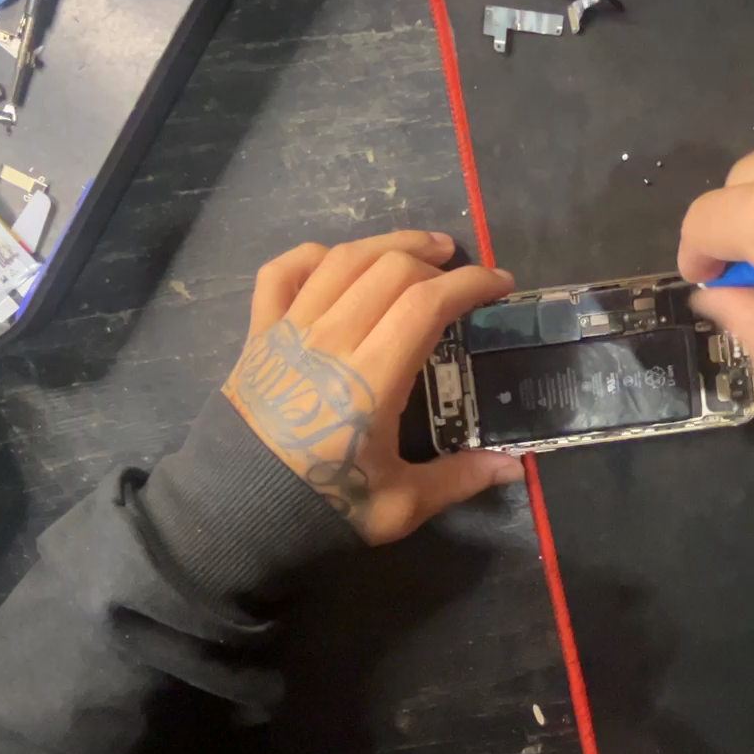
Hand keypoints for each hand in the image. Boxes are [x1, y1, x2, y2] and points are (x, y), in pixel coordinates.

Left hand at [224, 231, 522, 543]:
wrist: (237, 508)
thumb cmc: (322, 504)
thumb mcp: (399, 505)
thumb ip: (460, 479)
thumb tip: (517, 467)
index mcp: (371, 378)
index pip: (427, 302)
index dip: (471, 282)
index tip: (501, 284)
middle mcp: (331, 339)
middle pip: (389, 268)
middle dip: (435, 260)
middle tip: (460, 273)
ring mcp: (290, 329)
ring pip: (342, 259)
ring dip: (386, 244)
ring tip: (418, 251)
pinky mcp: (259, 331)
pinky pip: (283, 271)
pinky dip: (314, 255)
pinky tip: (339, 260)